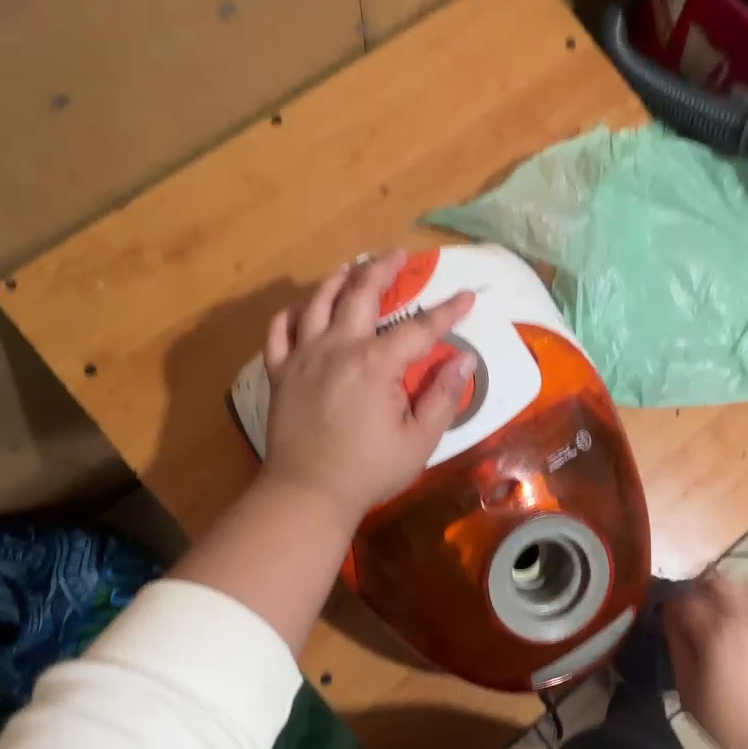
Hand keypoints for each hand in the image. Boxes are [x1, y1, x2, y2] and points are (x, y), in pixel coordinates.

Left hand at [261, 250, 475, 522]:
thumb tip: (463, 360)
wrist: (308, 492)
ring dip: (338, 280)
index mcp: (376, 364)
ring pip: (318, 302)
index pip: (419, 328)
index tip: (467, 296)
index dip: (447, 312)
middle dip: (383, 270)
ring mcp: (304, 357)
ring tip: (352, 267)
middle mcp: (339, 348)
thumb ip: (443, 397)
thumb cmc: (370, 470)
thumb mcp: (420, 440)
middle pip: (361, 295)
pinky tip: (303, 308)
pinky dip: (292, 313)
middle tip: (398, 255)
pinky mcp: (280, 372)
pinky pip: (280, 330)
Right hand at [666, 572, 747, 748]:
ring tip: (712, 612)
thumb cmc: (729, 723)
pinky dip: (744, 602)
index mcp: (716, 632)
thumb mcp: (689, 690)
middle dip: (695, 588)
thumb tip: (669, 617)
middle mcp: (745, 616)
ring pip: (740, 585)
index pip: (684, 598)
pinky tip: (738, 622)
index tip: (663, 612)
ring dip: (721, 591)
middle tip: (686, 607)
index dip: (669, 602)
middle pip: (714, 581)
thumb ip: (677, 645)